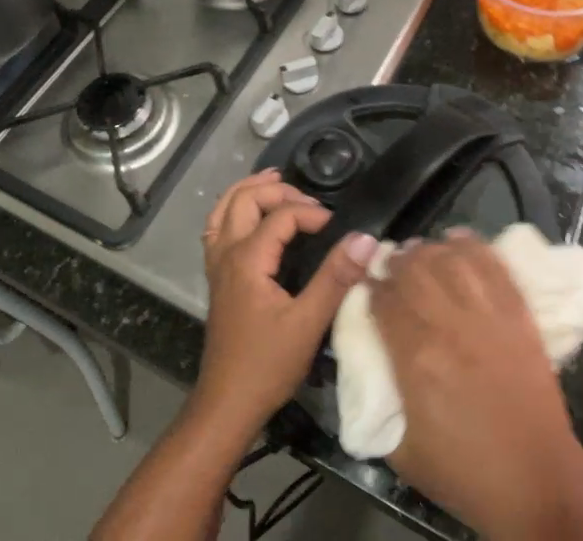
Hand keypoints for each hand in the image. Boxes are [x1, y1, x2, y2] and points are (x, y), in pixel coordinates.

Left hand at [193, 170, 377, 433]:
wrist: (228, 401)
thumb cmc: (268, 364)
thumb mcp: (308, 323)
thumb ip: (335, 279)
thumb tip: (365, 239)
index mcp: (247, 259)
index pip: (279, 215)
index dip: (310, 213)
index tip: (337, 227)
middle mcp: (226, 253)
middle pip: (243, 200)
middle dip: (275, 190)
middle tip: (308, 198)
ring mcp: (217, 265)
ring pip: (223, 210)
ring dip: (248, 191)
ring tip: (275, 182)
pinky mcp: (217, 279)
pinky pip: (218, 228)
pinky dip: (233, 210)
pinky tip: (250, 217)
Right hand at [372, 234, 582, 539]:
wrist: (538, 486)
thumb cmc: (465, 473)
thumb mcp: (402, 450)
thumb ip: (379, 402)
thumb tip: (366, 369)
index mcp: (416, 359)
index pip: (384, 300)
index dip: (370, 287)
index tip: (366, 284)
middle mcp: (450, 328)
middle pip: (415, 271)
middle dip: (396, 262)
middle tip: (391, 266)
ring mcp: (490, 320)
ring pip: (453, 261)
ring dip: (431, 251)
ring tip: (421, 253)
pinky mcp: (520, 320)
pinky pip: (496, 270)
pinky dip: (476, 248)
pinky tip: (459, 240)